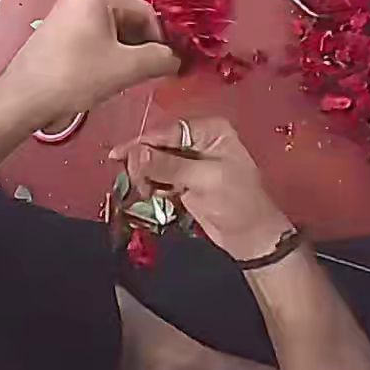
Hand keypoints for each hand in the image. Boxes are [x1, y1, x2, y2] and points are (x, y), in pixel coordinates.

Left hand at [0, 0, 179, 129]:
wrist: (23, 99)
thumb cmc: (75, 76)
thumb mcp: (126, 68)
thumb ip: (159, 58)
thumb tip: (175, 58)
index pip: (146, 12)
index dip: (161, 39)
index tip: (166, 65)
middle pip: (127, 20)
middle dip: (141, 47)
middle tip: (146, 75)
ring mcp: (64, 15)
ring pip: (110, 32)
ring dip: (123, 54)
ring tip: (122, 79)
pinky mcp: (55, 34)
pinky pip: (91, 39)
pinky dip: (103, 56)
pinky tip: (101, 78)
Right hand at [111, 117, 295, 262]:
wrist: (252, 238)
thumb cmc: (237, 203)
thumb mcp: (205, 180)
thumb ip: (168, 165)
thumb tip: (136, 153)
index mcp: (210, 130)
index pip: (168, 131)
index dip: (142, 143)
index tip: (118, 155)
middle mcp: (199, 140)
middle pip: (158, 144)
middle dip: (142, 161)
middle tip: (133, 181)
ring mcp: (190, 161)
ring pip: (155, 161)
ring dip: (144, 175)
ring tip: (142, 191)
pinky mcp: (184, 181)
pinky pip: (158, 176)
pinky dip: (150, 185)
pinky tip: (147, 194)